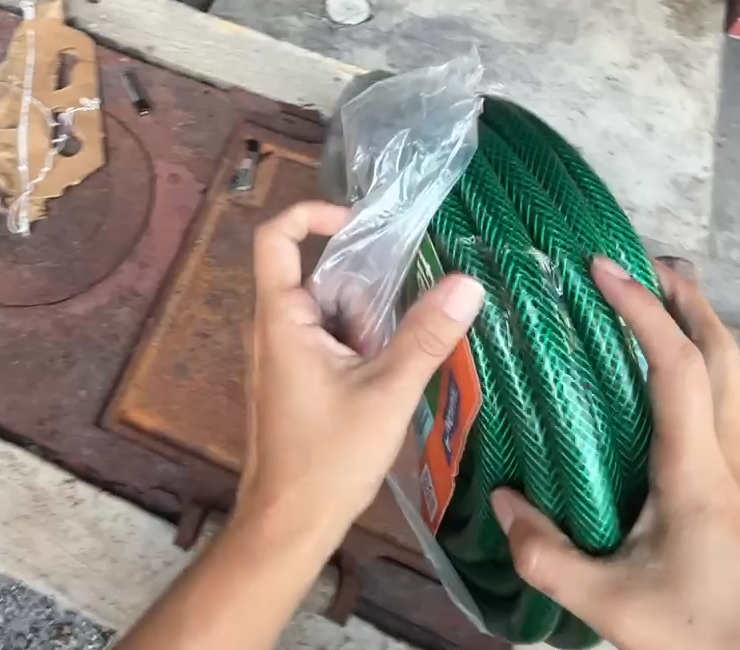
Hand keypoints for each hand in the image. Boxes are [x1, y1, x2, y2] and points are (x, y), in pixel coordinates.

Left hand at [235, 201, 484, 555]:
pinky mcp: (290, 375)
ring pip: (327, 311)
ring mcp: (278, 351)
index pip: (276, 236)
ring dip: (364, 326)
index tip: (358, 223)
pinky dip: (355, 346)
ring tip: (390, 364)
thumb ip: (425, 336)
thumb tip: (468, 283)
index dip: (312, 214)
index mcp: (280, 315)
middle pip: (317, 277)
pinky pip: (324, 338)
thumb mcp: (386, 392)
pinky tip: (382, 379)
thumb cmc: (328, 458)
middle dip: (362, 293)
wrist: (287, 524)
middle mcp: (271, 324)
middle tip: (396, 328)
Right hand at [490, 256, 739, 649]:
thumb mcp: (613, 608)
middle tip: (643, 260)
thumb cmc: (710, 635)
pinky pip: (723, 404)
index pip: (677, 365)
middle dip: (685, 297)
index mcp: (697, 468)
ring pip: (731, 376)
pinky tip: (660, 383)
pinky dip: (696, 365)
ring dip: (694, 326)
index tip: (603, 268)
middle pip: (722, 353)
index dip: (642, 308)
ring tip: (652, 302)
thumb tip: (500, 501)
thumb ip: (546, 556)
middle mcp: (729, 454)